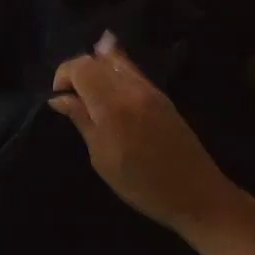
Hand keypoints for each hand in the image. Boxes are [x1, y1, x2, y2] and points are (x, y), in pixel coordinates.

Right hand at [50, 32, 240, 237]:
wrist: (197, 195)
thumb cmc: (142, 185)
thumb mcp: (102, 158)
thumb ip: (81, 120)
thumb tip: (59, 98)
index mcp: (112, 104)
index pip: (80, 67)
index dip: (63, 75)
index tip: (58, 98)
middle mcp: (131, 88)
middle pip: (96, 59)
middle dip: (77, 71)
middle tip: (70, 96)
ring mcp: (149, 89)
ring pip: (116, 60)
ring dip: (96, 69)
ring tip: (88, 91)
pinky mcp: (161, 95)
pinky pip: (132, 70)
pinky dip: (115, 69)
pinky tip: (108, 81)